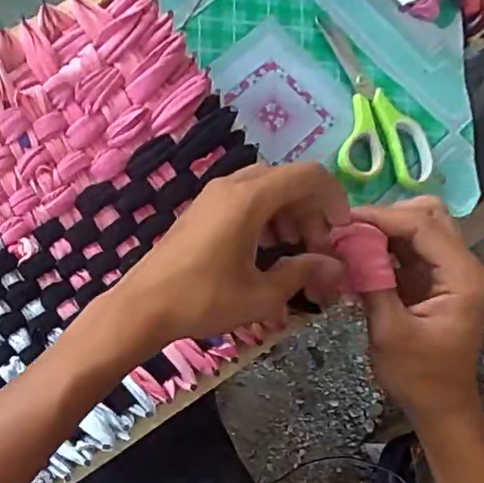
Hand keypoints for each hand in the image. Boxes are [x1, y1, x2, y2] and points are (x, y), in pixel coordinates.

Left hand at [93, 162, 349, 360]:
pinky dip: (264, 218)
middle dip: (311, 212)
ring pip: (265, 190)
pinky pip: (243, 201)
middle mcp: (231, 186)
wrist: (143, 307)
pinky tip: (263, 253)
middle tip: (316, 252)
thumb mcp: (262, 294)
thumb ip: (304, 273)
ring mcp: (212, 196)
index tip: (340, 233)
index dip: (335, 199)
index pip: (309, 175)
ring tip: (292, 254)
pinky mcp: (200, 211)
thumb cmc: (203, 299)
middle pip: (288, 182)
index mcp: (250, 197)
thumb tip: (337, 268)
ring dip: (288, 216)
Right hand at [352, 197, 483, 421]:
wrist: (439, 405)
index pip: (424, 226)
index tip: (342, 221)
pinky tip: (358, 255)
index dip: (382, 217)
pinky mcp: (434, 280)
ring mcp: (450, 272)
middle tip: (346, 229)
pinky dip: (384, 246)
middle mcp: (464, 266)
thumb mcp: (390, 331)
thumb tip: (348, 244)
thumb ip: (373, 282)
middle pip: (429, 216)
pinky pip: (410, 248)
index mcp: (463, 277)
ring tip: (347, 239)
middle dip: (386, 217)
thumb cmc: (418, 375)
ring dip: (384, 229)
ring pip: (419, 227)